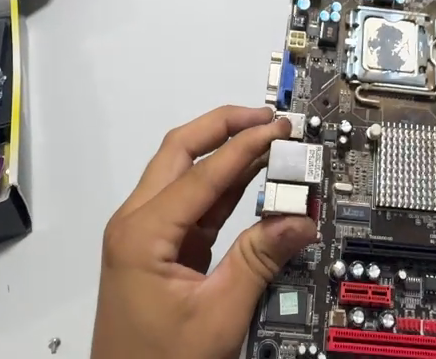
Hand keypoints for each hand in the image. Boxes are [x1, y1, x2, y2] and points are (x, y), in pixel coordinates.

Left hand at [92, 106, 316, 358]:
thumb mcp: (217, 316)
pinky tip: (253, 174)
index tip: (279, 129)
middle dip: (224, 126)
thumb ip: (259, 260)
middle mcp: (136, 223)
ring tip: (267, 138)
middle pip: (180, 151)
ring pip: (184, 170)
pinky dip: (223, 182)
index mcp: (141, 234)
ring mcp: (145, 234)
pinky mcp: (159, 248)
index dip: (245, 146)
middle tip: (267, 119)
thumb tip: (299, 219)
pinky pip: (194, 200)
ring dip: (224, 150)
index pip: (202, 173)